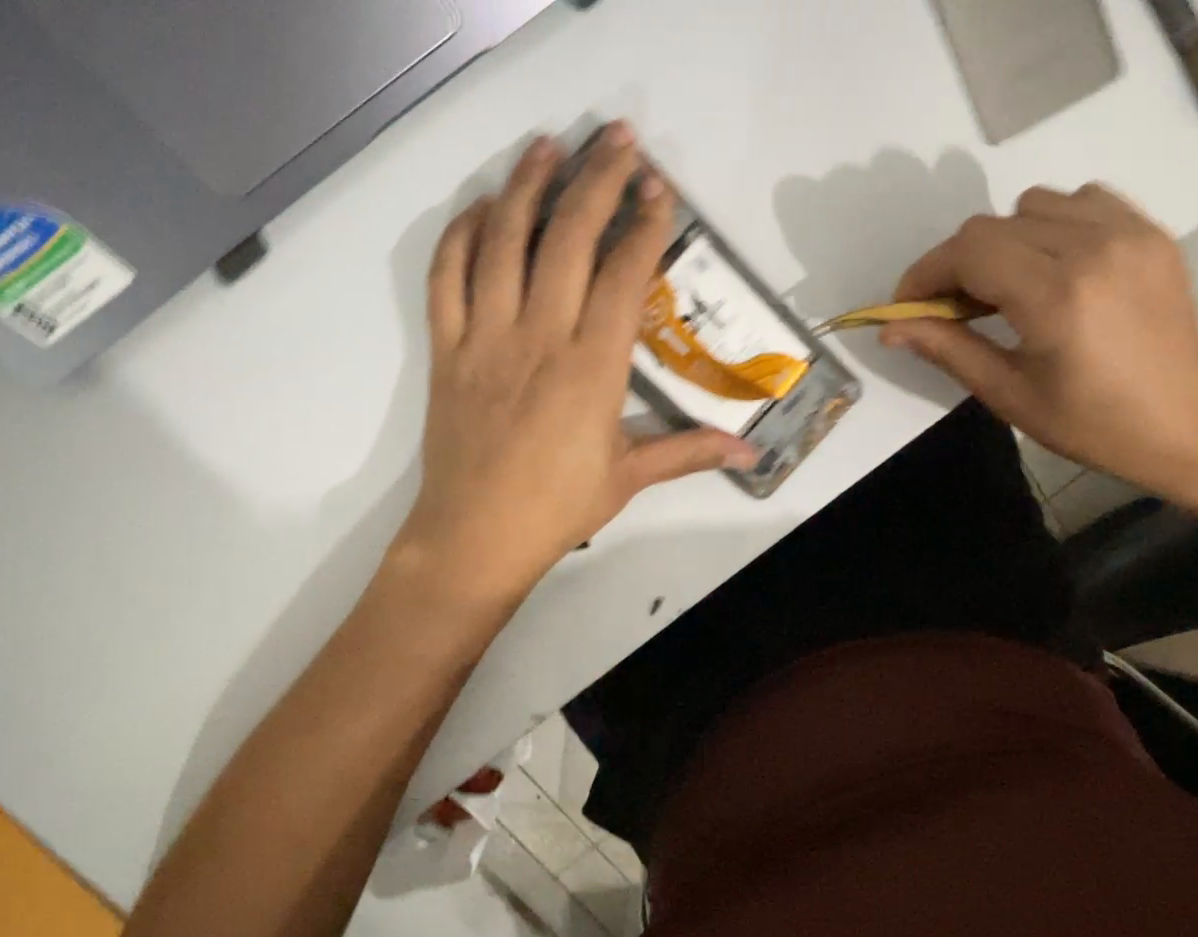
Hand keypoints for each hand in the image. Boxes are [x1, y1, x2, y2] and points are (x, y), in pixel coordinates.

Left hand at [398, 125, 756, 598]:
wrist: (475, 536)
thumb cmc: (558, 508)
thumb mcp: (630, 477)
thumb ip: (690, 452)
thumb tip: (751, 455)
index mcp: (592, 367)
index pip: (624, 275)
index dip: (645, 225)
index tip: (659, 189)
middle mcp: (539, 337)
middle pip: (568, 238)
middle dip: (596, 180)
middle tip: (615, 138)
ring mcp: (486, 337)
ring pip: (502, 241)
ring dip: (526, 186)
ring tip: (547, 147)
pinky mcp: (446, 348)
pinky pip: (446, 276)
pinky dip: (460, 235)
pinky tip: (480, 210)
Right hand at [882, 184, 1197, 493]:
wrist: (1184, 423)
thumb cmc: (1091, 424)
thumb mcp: (1010, 395)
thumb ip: (948, 349)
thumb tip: (890, 328)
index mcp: (1055, 298)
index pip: (968, 252)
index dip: (926, 273)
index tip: (910, 305)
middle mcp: (1092, 250)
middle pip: (992, 225)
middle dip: (959, 263)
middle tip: (956, 308)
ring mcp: (1127, 234)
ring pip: (1034, 205)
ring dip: (1006, 240)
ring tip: (1011, 286)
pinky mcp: (1150, 231)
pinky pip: (1083, 200)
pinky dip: (1054, 224)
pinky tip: (1057, 266)